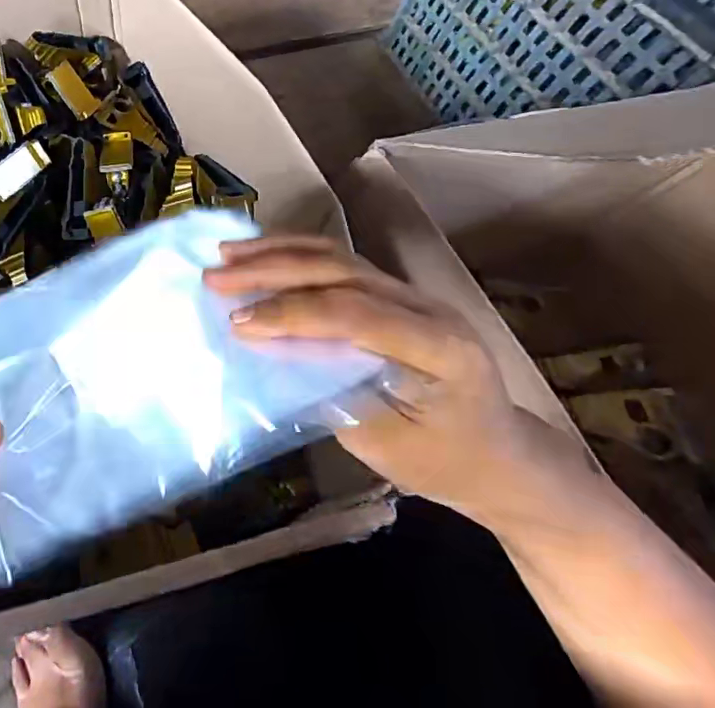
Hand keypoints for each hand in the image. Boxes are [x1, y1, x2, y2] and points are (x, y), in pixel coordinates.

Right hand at [204, 235, 554, 519]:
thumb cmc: (444, 462)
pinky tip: (259, 257)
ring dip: (275, 253)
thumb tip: (266, 351)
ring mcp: (410, 294)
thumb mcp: (383, 442)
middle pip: (338, 270)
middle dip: (270, 270)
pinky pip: (337, 263)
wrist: (499, 457)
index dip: (289, 313)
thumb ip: (329, 390)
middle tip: (214, 277)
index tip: (236, 324)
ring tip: (225, 254)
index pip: (352, 313)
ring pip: (335, 256)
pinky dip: (292, 255)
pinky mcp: (391, 294)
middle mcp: (426, 307)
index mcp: (438, 348)